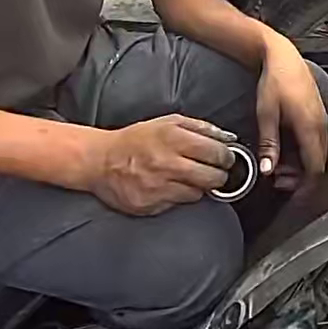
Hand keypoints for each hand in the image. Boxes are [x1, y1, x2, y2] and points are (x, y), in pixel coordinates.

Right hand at [87, 115, 233, 215]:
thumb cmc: (135, 140)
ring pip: (198, 193)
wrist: (100, 161)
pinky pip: (178, 204)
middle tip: (216, 171)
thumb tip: (227, 138)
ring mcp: (159, 187)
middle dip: (219, 175)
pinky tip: (171, 186)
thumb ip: (200, 127)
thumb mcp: (167, 122)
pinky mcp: (151, 206)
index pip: (215, 152)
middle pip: (212, 177)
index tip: (226, 158)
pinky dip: (180, 196)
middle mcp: (167, 164)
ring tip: (189, 177)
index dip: (226, 156)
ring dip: (199, 187)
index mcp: (173, 139)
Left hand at [257, 35, 327, 189]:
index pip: (314, 169)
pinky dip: (304, 152)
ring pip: (317, 153)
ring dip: (301, 165)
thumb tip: (268, 170)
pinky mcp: (318, 114)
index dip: (304, 188)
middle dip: (300, 178)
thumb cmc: (274, 81)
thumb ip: (269, 144)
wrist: (283, 56)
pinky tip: (286, 150)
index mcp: (310, 128)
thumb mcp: (266, 114)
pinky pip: (316, 141)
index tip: (291, 197)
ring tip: (278, 166)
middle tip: (277, 181)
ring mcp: (322, 119)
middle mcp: (322, 126)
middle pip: (317, 164)